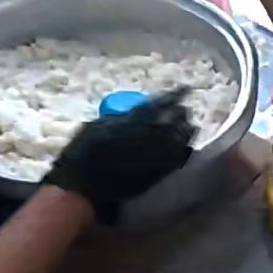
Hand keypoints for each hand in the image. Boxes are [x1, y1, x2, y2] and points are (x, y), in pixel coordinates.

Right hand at [43, 89, 194, 223]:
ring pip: (185, 136)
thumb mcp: (99, 124)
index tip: (186, 88)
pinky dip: (183, 147)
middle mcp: (156, 134)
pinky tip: (182, 144)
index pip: (166, 102)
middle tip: (181, 109)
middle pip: (179, 118)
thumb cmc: (85, 151)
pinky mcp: (165, 170)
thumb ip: (124, 117)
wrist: (89, 184)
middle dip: (181, 112)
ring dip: (185, 128)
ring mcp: (163, 154)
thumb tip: (137, 113)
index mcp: (140, 119)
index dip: (178, 94)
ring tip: (185, 125)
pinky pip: (182, 154)